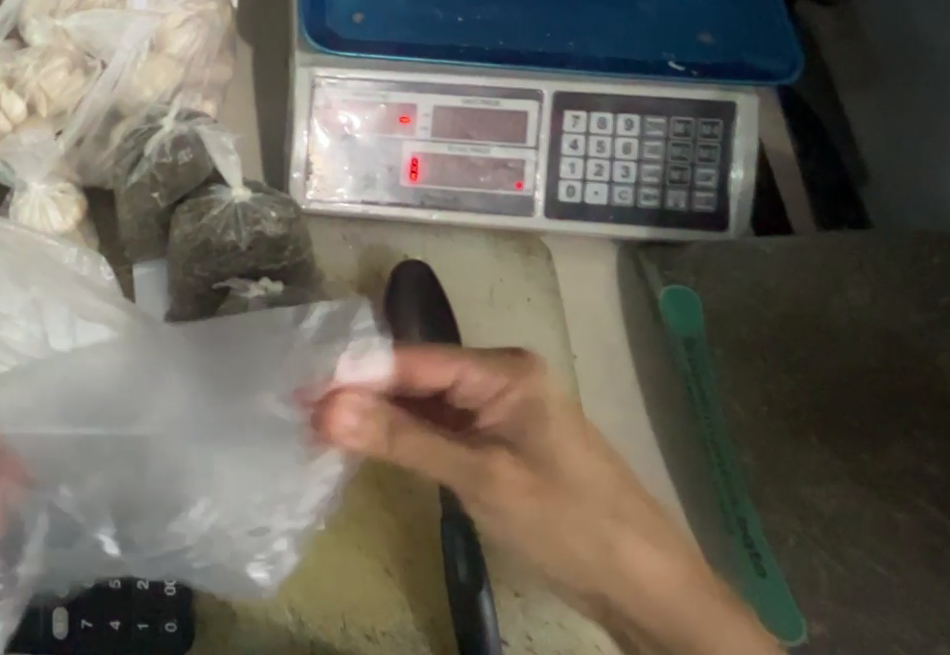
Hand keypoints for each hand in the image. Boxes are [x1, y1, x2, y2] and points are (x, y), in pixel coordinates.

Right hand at [316, 344, 779, 654]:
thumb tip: (324, 408)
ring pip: (422, 403)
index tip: (299, 389)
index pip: (409, 361)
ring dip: (377, 417)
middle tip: (300, 413)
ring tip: (319, 428)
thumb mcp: (479, 478)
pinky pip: (438, 426)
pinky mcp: (497, 440)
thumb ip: (400, 438)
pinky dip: (403, 436)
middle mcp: (497, 377)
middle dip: (360, 396)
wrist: (651, 589)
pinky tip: (365, 444)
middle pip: (413, 377)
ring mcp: (498, 409)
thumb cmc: (570, 523)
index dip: (352, 375)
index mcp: (502, 370)